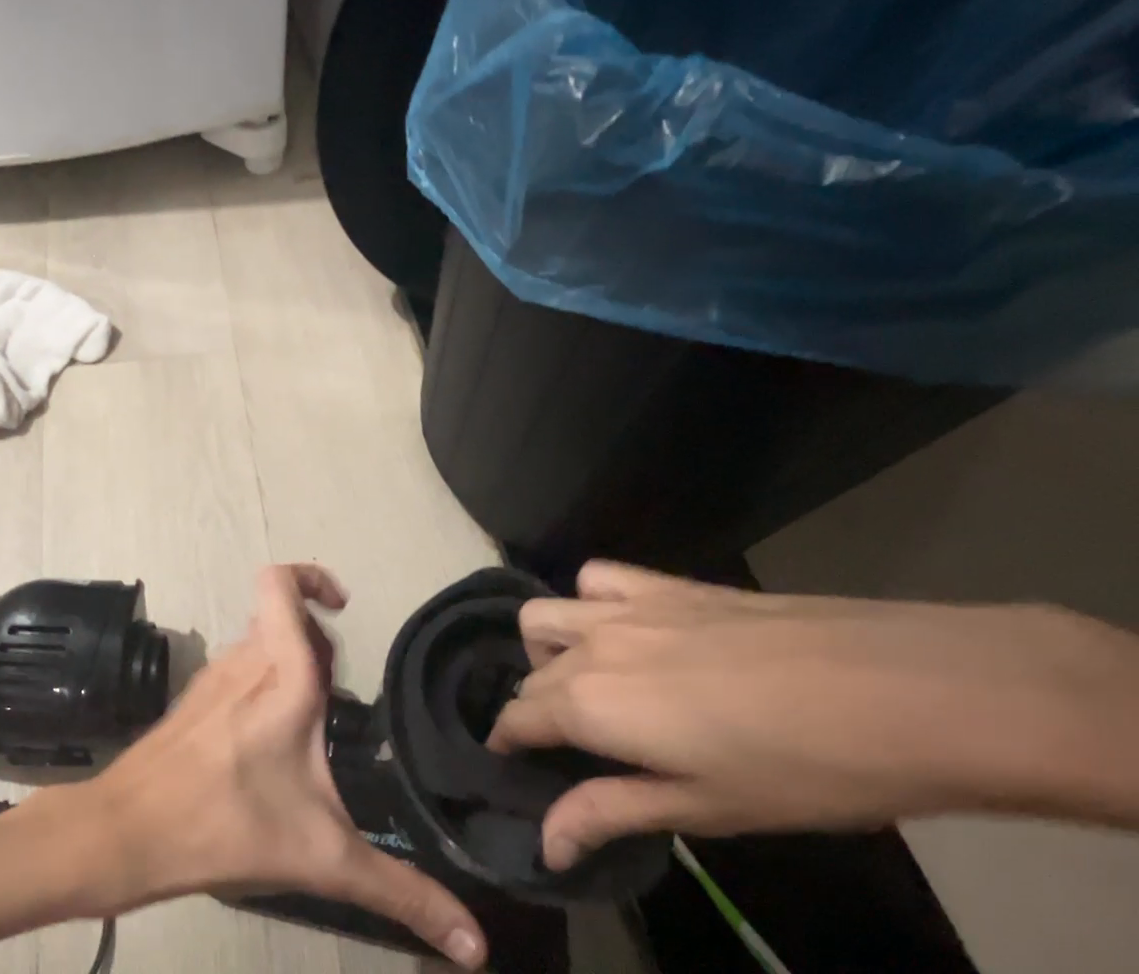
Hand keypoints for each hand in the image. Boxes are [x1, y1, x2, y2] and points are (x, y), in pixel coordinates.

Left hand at [86, 565, 486, 968]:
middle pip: (280, 616)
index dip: (312, 576)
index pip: (280, 585)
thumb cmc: (226, 827)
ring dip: (288, 662)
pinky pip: (236, 671)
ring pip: (257, 642)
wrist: (125, 834)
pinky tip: (268, 745)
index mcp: (281, 678)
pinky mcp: (190, 703)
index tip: (343, 609)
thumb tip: (476, 945)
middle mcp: (244, 664)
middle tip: (340, 694)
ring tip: (311, 723)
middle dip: (317, 641)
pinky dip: (261, 684)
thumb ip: (401, 894)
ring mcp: (211, 680)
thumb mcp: (323, 860)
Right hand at [488, 561, 1138, 870]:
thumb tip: (545, 843)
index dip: (508, 744)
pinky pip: (597, 578)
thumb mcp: (704, 808)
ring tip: (588, 684)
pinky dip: (590, 601)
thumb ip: (610, 813)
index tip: (515, 764)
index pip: (516, 717)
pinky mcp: (671, 584)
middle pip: (531, 671)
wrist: (913, 691)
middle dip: (534, 707)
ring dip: (546, 649)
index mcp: (589, 704)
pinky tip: (626, 630)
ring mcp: (629, 607)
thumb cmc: (804, 771)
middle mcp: (591, 645)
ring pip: (545, 616)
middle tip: (575, 747)